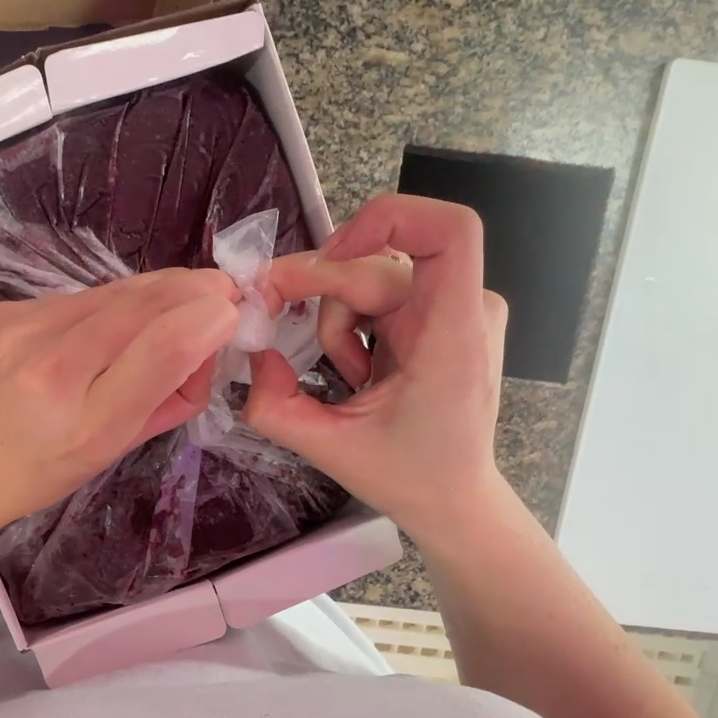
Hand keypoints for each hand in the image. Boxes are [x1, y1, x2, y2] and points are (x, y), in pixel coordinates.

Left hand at [0, 268, 239, 533]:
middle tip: (224, 292)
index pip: (162, 347)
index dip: (209, 317)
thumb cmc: (39, 474)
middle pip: (141, 303)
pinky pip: (81, 297)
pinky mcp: (6, 310)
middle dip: (193, 290)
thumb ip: (166, 400)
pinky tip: (117, 320)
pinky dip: (112, 303)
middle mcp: (48, 365)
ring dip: (157, 293)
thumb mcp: (111, 452)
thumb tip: (209, 339)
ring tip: (178, 305)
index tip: (236, 309)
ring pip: (114, 292)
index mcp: (84, 421)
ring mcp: (21, 329)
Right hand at [242, 194, 509, 542]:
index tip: (326, 255)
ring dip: (337, 319)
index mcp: (450, 336)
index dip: (385, 219)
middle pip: (379, 261)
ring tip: (343, 376)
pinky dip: (352, 326)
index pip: (447, 232)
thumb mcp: (326, 447)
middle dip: (319, 288)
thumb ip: (273, 403)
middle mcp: (464, 309)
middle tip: (268, 313)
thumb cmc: (405, 476)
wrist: (453, 498)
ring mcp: (457, 310)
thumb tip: (253, 353)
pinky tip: (357, 371)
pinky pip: (382, 295)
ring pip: (374, 277)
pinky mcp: (443, 317)